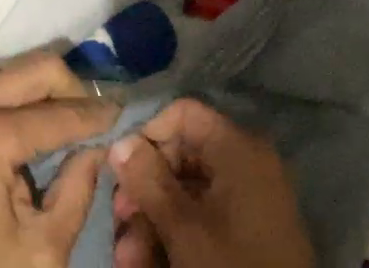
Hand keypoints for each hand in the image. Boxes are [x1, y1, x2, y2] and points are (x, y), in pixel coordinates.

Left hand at [0, 53, 118, 267]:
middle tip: (102, 124)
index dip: (103, 114)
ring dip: (53, 93)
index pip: (66, 110)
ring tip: (78, 128)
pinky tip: (46, 129)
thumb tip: (101, 144)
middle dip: (78, 92)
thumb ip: (78, 188)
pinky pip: (1, 85)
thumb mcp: (42, 248)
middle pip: (42, 69)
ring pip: (22, 71)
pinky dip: (29, 99)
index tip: (131, 117)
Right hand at [110, 100, 312, 267]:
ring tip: (128, 259)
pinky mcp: (249, 231)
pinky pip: (203, 219)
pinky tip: (149, 262)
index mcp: (237, 148)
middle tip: (119, 222)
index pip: (183, 115)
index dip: (148, 136)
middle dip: (144, 191)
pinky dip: (176, 236)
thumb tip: (120, 141)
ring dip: (153, 221)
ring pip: (187, 194)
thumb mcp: (184, 227)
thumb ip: (148, 180)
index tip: (122, 172)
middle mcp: (246, 163)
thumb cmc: (233, 266)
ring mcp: (250, 198)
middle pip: (181, 156)